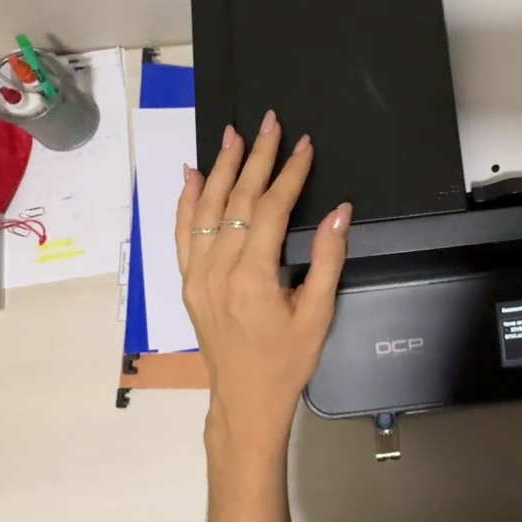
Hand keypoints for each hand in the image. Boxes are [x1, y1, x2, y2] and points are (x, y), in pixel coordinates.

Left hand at [175, 111, 350, 442]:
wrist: (245, 399)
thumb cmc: (287, 361)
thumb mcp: (318, 314)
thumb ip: (328, 259)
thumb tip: (339, 211)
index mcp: (252, 276)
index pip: (271, 209)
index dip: (289, 174)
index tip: (303, 145)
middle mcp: (217, 269)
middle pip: (237, 200)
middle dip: (255, 157)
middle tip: (269, 122)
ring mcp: (196, 274)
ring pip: (206, 208)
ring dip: (220, 168)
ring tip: (233, 134)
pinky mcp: (187, 282)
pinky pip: (182, 232)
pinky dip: (187, 200)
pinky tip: (193, 175)